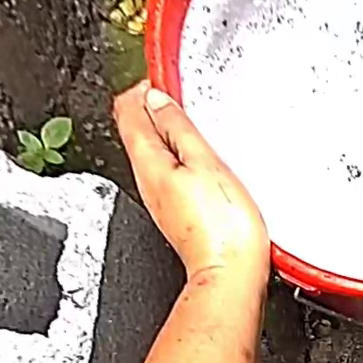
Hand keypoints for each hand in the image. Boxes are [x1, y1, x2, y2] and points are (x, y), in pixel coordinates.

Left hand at [114, 82, 270, 292]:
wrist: (233, 278)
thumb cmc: (225, 233)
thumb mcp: (206, 165)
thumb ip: (179, 128)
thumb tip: (158, 101)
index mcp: (148, 162)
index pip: (129, 108)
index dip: (147, 88)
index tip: (168, 84)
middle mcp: (148, 183)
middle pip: (139, 133)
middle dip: (158, 114)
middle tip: (184, 107)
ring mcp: (162, 205)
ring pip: (157, 159)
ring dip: (174, 143)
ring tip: (200, 141)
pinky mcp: (180, 221)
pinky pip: (174, 184)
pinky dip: (185, 169)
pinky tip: (205, 175)